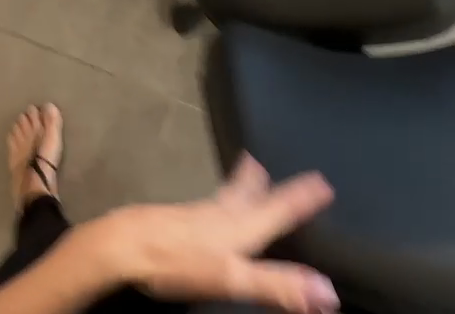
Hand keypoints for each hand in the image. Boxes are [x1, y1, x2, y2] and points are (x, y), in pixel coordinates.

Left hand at [84, 154, 339, 313]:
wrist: (126, 245)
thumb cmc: (182, 261)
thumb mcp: (234, 277)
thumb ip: (279, 285)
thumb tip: (328, 292)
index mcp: (242, 225)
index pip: (280, 209)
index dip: (303, 197)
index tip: (324, 181)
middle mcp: (223, 213)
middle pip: (250, 194)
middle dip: (266, 183)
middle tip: (274, 163)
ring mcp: (197, 215)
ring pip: (228, 195)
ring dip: (243, 184)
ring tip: (249, 169)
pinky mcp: (176, 221)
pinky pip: (209, 204)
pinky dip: (221, 198)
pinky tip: (209, 207)